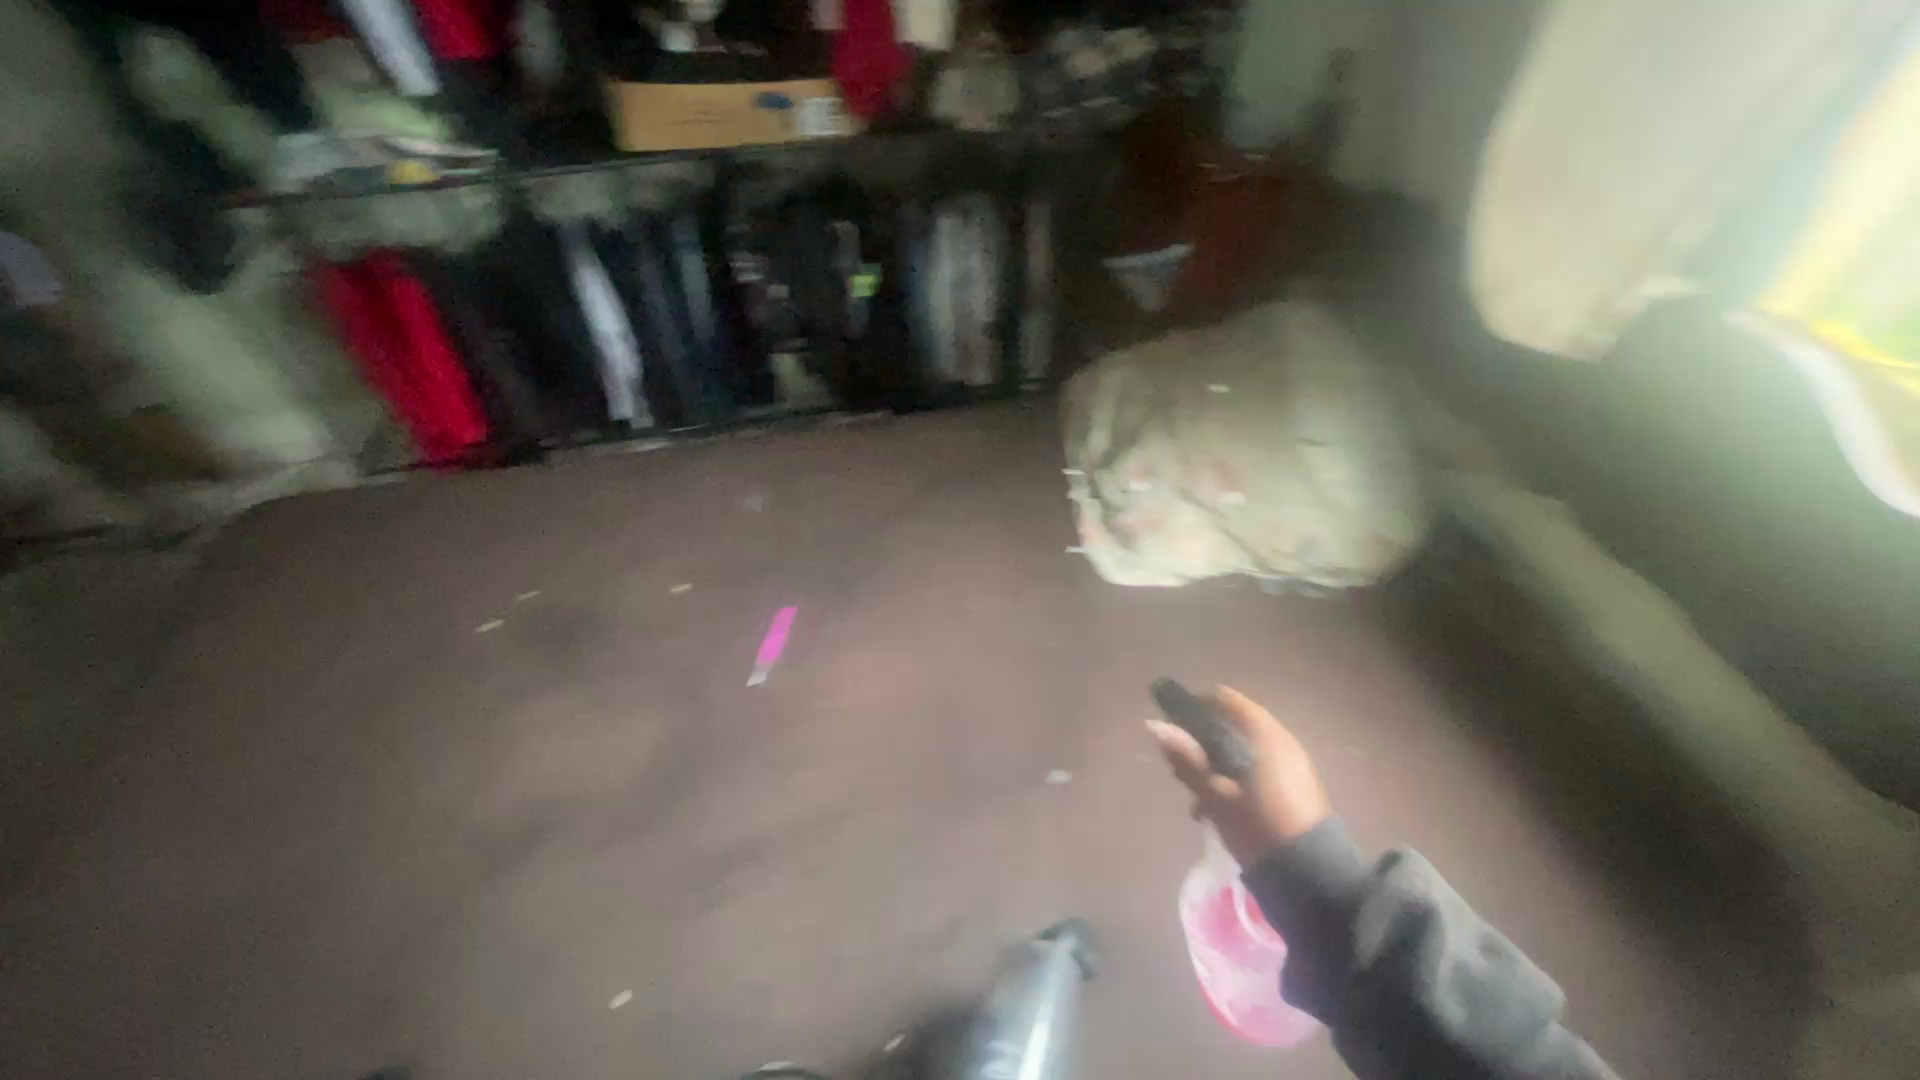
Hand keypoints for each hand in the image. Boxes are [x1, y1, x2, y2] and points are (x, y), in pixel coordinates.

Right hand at [1148, 685, 1331, 865]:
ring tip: (1197, 801)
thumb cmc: (1256, 825)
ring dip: (1214, 768)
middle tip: (1182, 773)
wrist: (1309, 873)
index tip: (1176, 734)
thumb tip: (1154, 725)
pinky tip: (1218, 811)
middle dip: (1201, 746)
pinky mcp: (1293, 786)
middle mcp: (1278, 739)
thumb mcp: (1213, 792)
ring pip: (1240, 750)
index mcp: (1262, 733)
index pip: (1222, 699)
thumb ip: (1186, 757)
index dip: (1195, 710)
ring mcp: (1289, 762)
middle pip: (1229, 725)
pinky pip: (1255, 769)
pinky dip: (1233, 780)